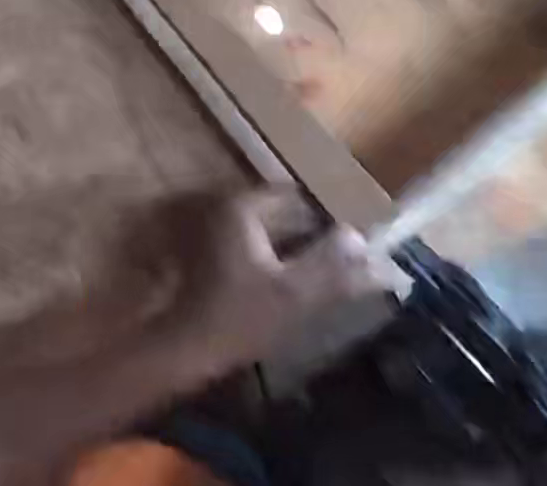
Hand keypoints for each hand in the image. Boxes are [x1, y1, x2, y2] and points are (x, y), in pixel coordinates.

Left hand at [162, 188, 388, 379]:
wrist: (184, 351)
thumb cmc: (237, 318)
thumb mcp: (293, 295)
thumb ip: (331, 266)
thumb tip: (362, 240)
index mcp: (243, 206)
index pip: (296, 196)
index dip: (324, 216)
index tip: (347, 240)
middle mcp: (226, 207)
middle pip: (281, 212)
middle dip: (309, 231)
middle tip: (337, 257)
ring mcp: (214, 228)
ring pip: (267, 229)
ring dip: (290, 245)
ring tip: (315, 270)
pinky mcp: (210, 252)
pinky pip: (252, 243)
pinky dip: (270, 256)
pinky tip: (283, 281)